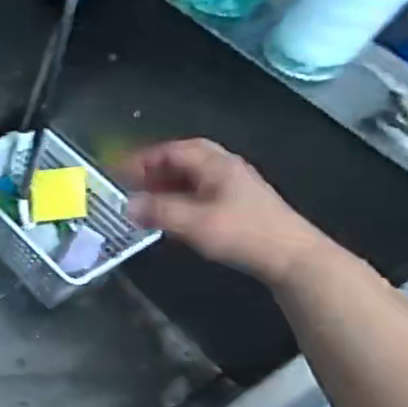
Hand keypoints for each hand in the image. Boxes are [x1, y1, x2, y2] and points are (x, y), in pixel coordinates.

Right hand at [122, 138, 336, 287]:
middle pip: (185, 159)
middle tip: (130, 183)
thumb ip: (159, 212)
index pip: (174, 151)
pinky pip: (199, 192)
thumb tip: (128, 205)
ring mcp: (232, 186)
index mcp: (216, 166)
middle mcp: (225, 169)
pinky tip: (167, 215)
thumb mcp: (195, 223)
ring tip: (143, 200)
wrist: (288, 255)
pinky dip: (177, 198)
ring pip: (192, 176)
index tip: (118, 170)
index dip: (144, 158)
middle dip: (154, 168)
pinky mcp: (236, 204)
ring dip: (165, 184)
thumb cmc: (242, 234)